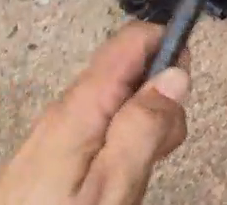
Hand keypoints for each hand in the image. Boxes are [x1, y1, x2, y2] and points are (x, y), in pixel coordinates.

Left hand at [0, 23, 189, 204]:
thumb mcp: (112, 187)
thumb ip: (145, 126)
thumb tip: (177, 73)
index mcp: (81, 106)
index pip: (133, 38)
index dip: (167, 52)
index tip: (178, 97)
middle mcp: (66, 109)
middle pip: (130, 69)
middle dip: (158, 98)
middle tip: (158, 151)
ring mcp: (54, 134)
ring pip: (117, 101)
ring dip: (142, 125)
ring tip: (134, 175)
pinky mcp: (48, 157)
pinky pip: (99, 127)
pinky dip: (119, 144)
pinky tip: (112, 184)